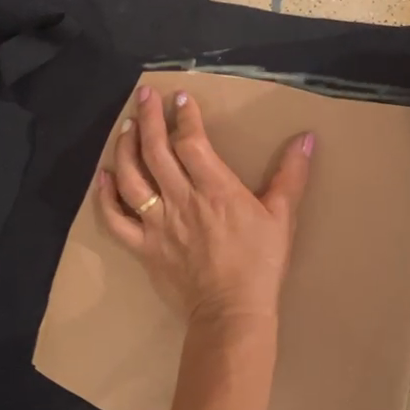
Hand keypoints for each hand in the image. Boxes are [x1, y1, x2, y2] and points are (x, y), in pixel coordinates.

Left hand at [97, 84, 313, 328]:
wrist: (232, 314)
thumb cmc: (260, 265)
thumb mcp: (282, 217)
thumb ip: (291, 175)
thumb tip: (306, 138)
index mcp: (215, 189)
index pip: (191, 142)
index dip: (184, 116)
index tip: (180, 98)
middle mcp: (181, 200)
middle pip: (156, 150)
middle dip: (148, 118)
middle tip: (144, 95)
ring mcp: (158, 224)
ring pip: (132, 178)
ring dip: (125, 148)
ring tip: (127, 127)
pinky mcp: (143, 247)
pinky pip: (115, 220)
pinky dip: (105, 197)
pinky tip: (103, 177)